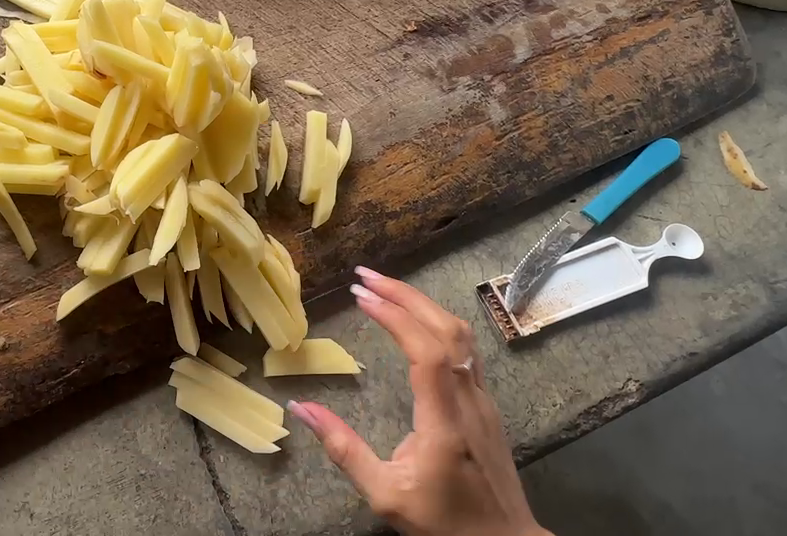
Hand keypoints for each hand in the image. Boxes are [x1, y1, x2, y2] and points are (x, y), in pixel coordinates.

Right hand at [286, 269, 546, 535]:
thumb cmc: (445, 524)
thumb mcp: (386, 495)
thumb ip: (344, 449)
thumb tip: (300, 408)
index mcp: (445, 421)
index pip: (427, 351)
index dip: (394, 316)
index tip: (360, 295)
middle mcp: (469, 400)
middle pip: (446, 329)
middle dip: (404, 295)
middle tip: (364, 276)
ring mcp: (483, 399)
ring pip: (460, 333)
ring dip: (421, 302)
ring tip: (384, 287)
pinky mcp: (486, 402)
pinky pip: (464, 346)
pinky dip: (434, 319)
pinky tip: (413, 318)